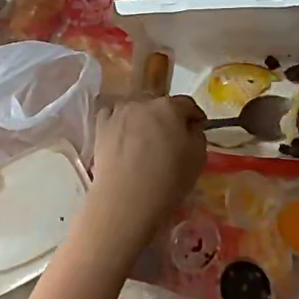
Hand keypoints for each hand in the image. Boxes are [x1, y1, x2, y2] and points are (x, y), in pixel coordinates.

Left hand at [81, 96, 206, 255]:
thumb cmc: (169, 178)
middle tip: (169, 135)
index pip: (187, 104)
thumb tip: (190, 126)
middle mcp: (142, 103)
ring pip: (134, 107)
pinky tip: (122, 135)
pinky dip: (118, 121)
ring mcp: (118, 112)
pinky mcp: (101, 125)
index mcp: (169, 107)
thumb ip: (197, 134)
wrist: (127, 196)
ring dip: (141, 117)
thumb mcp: (198, 157)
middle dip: (166, 115)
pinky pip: (112, 115)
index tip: (197, 127)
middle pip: (158, 103)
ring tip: (143, 137)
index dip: (194, 116)